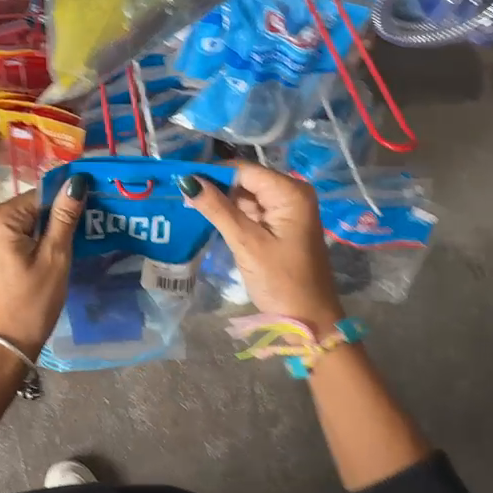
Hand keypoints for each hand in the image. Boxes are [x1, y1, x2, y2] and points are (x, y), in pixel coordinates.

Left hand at [0, 174, 88, 357]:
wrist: (0, 349)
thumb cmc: (30, 305)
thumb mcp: (54, 259)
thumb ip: (64, 216)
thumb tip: (76, 181)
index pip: (39, 196)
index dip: (62, 208)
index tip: (82, 222)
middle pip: (26, 208)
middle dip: (49, 221)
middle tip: (70, 244)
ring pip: (16, 222)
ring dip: (36, 233)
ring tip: (55, 256)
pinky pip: (4, 236)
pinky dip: (21, 243)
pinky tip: (35, 263)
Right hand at [180, 161, 341, 330]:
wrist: (311, 323)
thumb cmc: (282, 282)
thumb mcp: (246, 243)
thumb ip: (217, 209)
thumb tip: (187, 180)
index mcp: (289, 192)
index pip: (243, 170)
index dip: (212, 173)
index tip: (180, 179)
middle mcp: (291, 193)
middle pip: (245, 180)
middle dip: (215, 187)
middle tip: (181, 194)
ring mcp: (287, 209)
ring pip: (246, 195)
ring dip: (222, 201)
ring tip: (189, 204)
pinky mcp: (281, 224)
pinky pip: (252, 210)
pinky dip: (233, 214)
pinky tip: (209, 216)